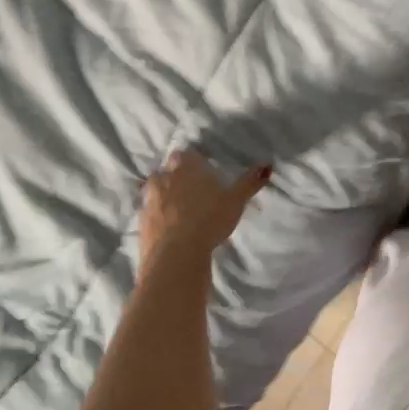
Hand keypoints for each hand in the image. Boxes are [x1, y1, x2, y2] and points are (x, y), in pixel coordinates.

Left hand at [138, 150, 268, 273]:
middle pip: (166, 170)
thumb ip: (250, 182)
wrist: (176, 255)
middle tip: (190, 189)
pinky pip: (148, 214)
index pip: (185, 154)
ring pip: (154, 191)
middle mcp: (164, 178)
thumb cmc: (209, 219)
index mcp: (186, 166)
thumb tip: (268, 164)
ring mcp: (149, 201)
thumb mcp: (236, 200)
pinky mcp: (141, 224)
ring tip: (177, 209)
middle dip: (174, 176)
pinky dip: (156, 218)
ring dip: (163, 196)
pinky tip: (168, 228)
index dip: (192, 162)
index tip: (202, 171)